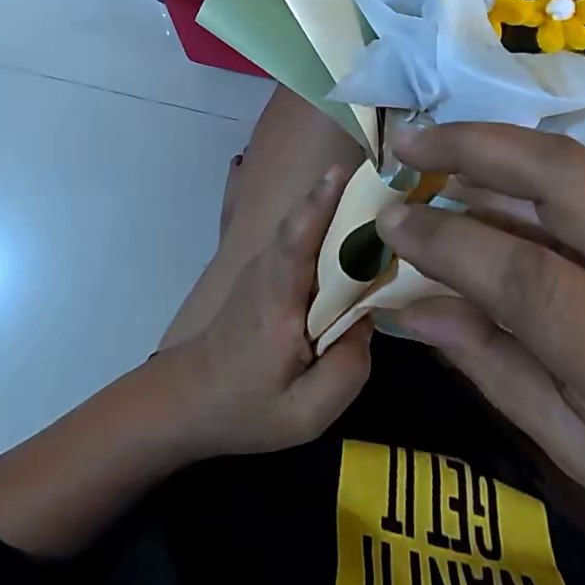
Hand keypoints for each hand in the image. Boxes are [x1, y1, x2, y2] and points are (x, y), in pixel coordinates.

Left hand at [168, 165, 373, 458]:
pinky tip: (362, 234)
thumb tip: (371, 317)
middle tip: (394, 180)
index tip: (347, 170)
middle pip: (307, 223)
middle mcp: (267, 270)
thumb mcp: (306, 413)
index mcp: (277, 301)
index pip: (296, 239)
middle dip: (347, 196)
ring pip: (307, 229)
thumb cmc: (246, 407)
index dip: (319, 203)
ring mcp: (263, 267)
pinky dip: (331, 230)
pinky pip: (304, 242)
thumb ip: (348, 367)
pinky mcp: (267, 272)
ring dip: (343, 210)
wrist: (190, 398)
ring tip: (388, 198)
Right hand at [375, 123, 584, 584]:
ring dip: (494, 144)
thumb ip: (504, 375)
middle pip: (568, 180)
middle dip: (475, 147)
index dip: (452, 244)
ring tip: (426, 146)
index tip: (388, 223)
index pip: (537, 283)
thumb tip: (417, 310)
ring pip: (580, 168)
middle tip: (404, 146)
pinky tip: (478, 171)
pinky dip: (521, 165)